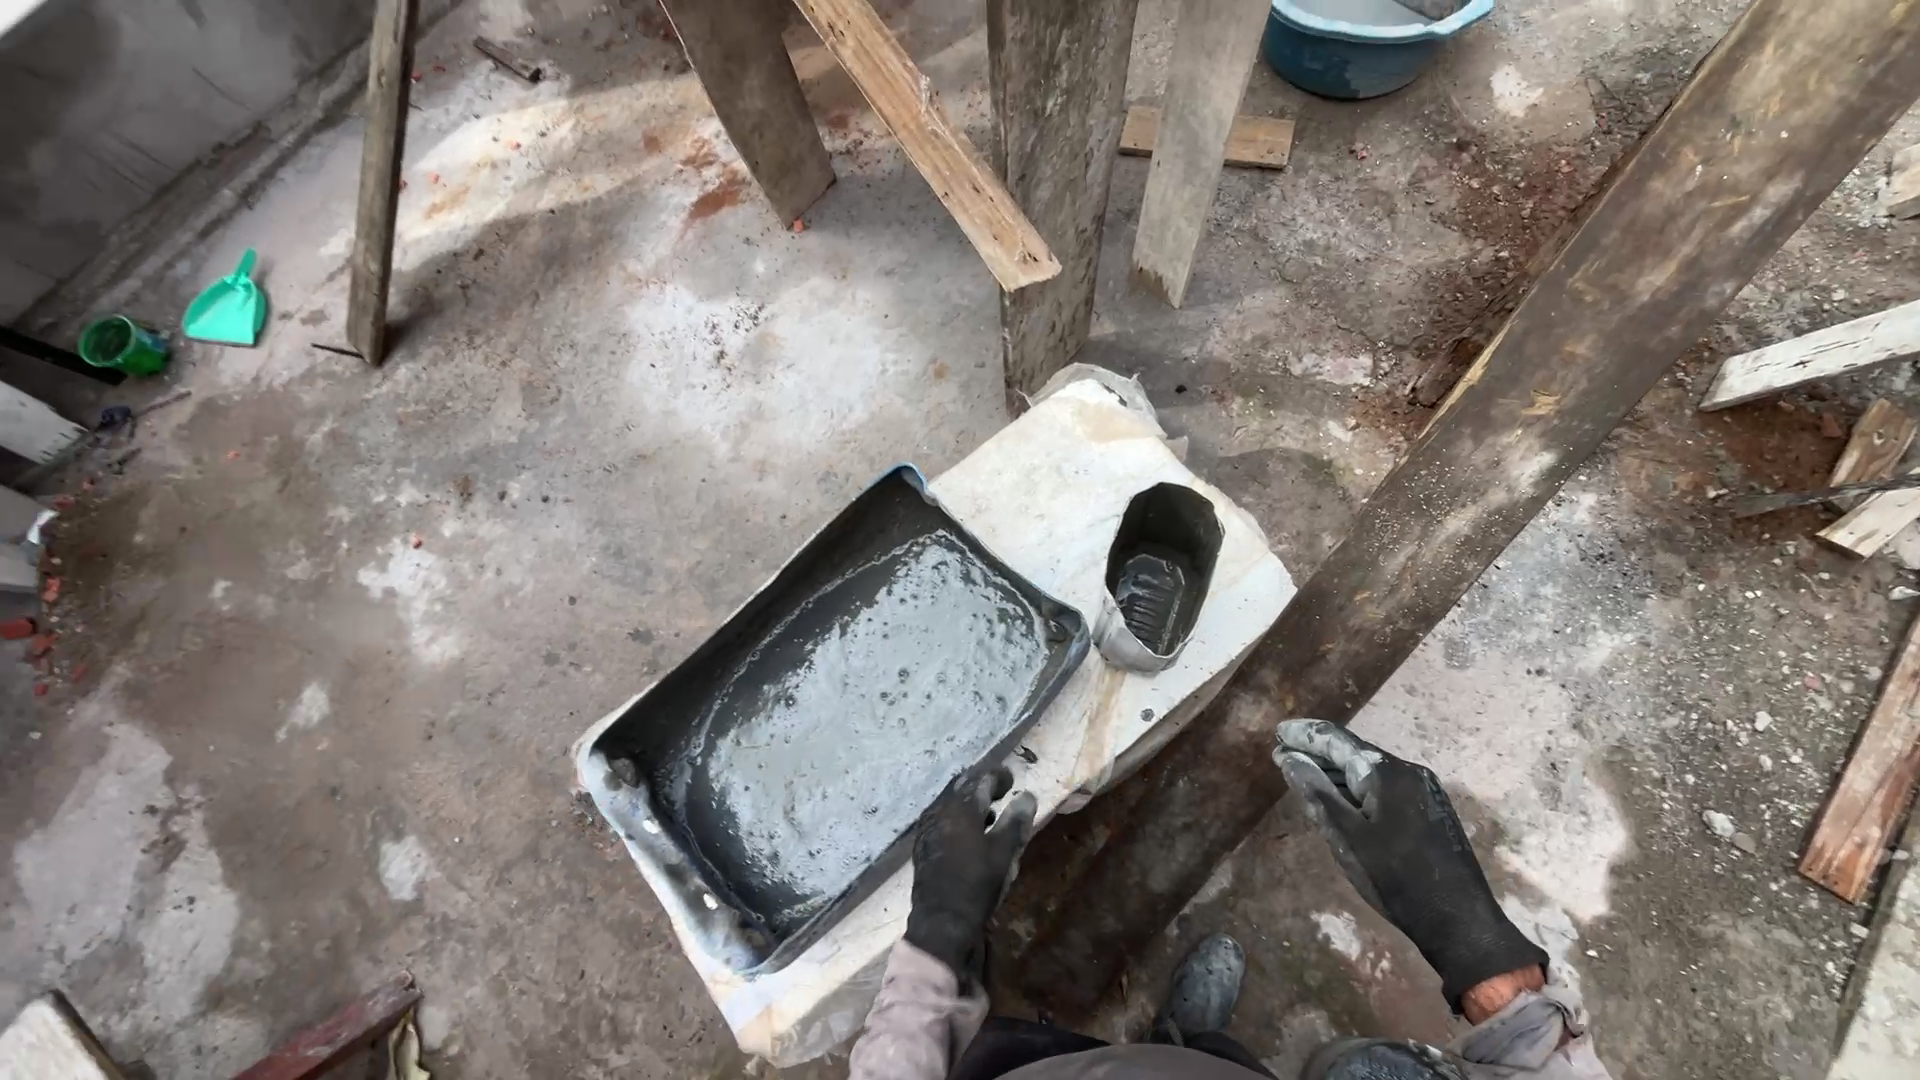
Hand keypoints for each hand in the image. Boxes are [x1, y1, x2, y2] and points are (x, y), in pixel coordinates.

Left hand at [904, 767, 1037, 981]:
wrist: (941, 922)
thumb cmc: (977, 884)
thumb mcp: (1003, 852)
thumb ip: (1015, 821)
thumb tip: (1026, 795)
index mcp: (959, 808)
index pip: (980, 781)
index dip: (997, 777)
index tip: (1011, 778)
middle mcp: (939, 812)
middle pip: (961, 789)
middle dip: (980, 786)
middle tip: (999, 789)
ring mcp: (927, 830)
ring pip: (950, 805)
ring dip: (969, 803)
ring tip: (988, 812)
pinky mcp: (923, 847)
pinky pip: (942, 821)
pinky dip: (958, 819)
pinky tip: (968, 834)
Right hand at [1274, 720, 1545, 1009]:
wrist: (1461, 924)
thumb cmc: (1396, 879)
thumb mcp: (1345, 836)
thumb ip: (1316, 791)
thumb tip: (1289, 758)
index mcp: (1387, 772)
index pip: (1336, 740)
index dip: (1304, 734)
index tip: (1276, 732)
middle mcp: (1408, 771)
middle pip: (1353, 752)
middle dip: (1316, 752)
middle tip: (1282, 755)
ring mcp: (1423, 790)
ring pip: (1369, 771)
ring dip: (1335, 771)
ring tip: (1303, 774)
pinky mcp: (1429, 809)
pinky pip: (1383, 787)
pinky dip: (1356, 786)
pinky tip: (1340, 797)